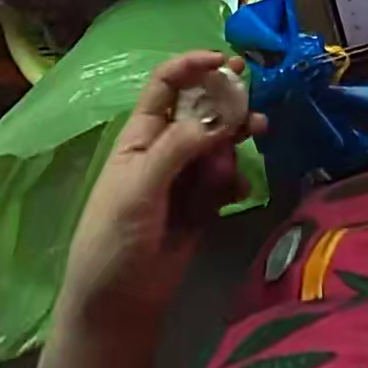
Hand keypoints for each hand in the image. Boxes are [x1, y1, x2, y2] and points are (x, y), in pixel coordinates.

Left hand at [59, 52, 263, 332]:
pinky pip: (227, 177)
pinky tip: (240, 194)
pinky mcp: (204, 201)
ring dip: (236, 144)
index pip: (167, 84)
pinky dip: (237, 180)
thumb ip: (177, 148)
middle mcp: (167, 145)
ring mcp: (187, 174)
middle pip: (202, 108)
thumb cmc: (115, 237)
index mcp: (143, 132)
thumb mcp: (139, 187)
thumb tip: (217, 116)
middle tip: (253, 107)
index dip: (193, 66)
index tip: (224, 63)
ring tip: (253, 147)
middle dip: (227, 102)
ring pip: (220, 142)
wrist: (119, 304)